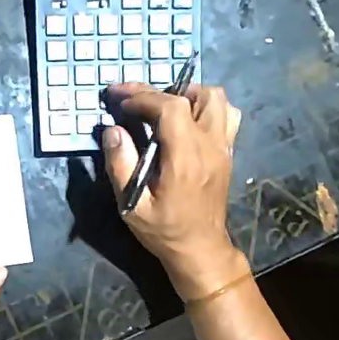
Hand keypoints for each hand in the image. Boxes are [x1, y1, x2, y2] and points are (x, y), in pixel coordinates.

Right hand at [101, 82, 247, 298]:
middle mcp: (209, 146)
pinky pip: (226, 116)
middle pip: (198, 95)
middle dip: (162, 91)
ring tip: (162, 108)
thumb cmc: (163, 230)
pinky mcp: (226, 152)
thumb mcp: (132, 204)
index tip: (118, 99)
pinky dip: (205, 108)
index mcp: (185, 158)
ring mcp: (223, 148)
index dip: (142, 96)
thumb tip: (112, 130)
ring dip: (188, 96)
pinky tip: (185, 121)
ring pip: (218, 100)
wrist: (199, 249)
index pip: (170, 108)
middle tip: (136, 101)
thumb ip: (120, 165)